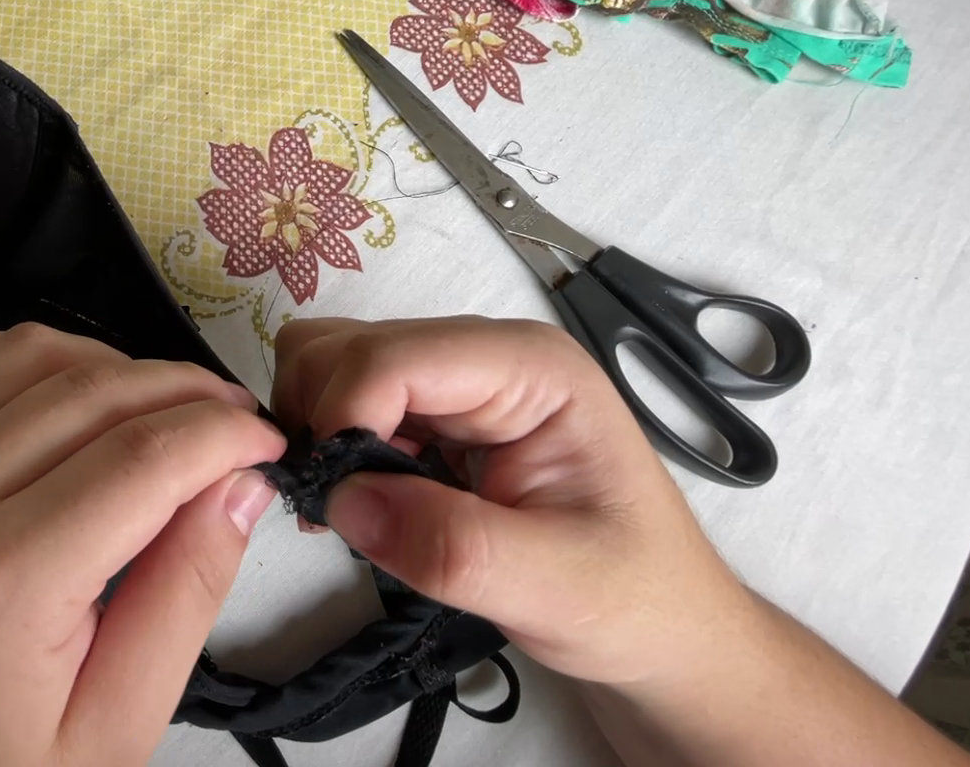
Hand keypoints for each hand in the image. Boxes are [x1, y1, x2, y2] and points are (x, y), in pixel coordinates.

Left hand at [0, 324, 284, 766]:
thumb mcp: (117, 719)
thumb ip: (187, 590)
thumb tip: (241, 482)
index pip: (141, 461)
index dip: (222, 435)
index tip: (266, 441)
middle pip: (92, 392)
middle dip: (185, 390)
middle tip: (233, 418)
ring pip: (35, 353)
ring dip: (118, 363)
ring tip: (163, 407)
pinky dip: (42, 354)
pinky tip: (78, 390)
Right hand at [270, 316, 757, 685]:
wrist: (656, 622)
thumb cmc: (632, 599)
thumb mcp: (560, 589)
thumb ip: (453, 546)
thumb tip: (339, 499)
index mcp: (526, 366)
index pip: (392, 358)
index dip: (344, 417)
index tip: (336, 499)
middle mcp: (476, 350)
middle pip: (344, 347)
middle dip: (319, 421)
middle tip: (333, 503)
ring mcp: (444, 372)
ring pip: (326, 359)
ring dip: (313, 426)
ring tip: (346, 498)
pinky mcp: (420, 401)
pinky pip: (334, 391)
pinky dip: (321, 437)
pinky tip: (355, 492)